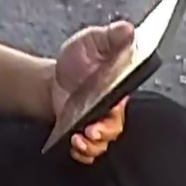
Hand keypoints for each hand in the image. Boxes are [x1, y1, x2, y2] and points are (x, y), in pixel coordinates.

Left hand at [51, 21, 134, 163]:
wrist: (55, 80)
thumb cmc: (76, 62)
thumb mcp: (92, 43)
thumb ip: (110, 38)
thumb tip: (129, 30)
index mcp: (117, 93)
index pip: (123, 107)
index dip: (116, 114)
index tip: (107, 113)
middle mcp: (110, 114)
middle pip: (113, 131)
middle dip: (103, 134)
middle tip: (91, 131)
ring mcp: (98, 128)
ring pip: (102, 145)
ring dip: (91, 146)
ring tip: (77, 139)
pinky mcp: (85, 138)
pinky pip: (89, 154)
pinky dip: (83, 154)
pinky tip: (74, 146)